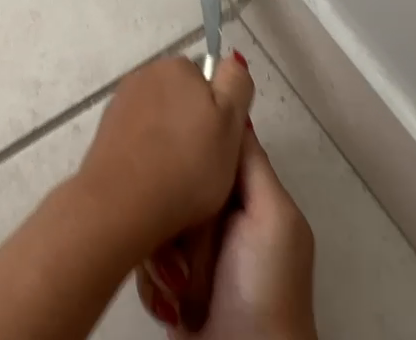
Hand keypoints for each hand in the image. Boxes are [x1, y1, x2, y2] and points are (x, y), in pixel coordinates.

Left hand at [74, 54, 254, 254]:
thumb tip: (231, 60)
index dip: (220, 113)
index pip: (207, 82)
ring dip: (170, 140)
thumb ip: (236, 84)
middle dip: (193, 125)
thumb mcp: (230, 123)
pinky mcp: (106, 130)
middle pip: (182, 98)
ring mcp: (121, 102)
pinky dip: (148, 152)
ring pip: (160, 119)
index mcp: (176, 67)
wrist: (122, 202)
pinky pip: (139, 137)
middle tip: (204, 163)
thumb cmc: (186, 164)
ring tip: (177, 177)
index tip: (220, 142)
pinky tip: (153, 179)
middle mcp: (145, 75)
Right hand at [137, 129, 317, 338]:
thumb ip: (252, 166)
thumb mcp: (273, 216)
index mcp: (244, 198)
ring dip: (159, 257)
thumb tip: (235, 114)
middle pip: (171, 190)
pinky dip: (153, 283)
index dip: (187, 151)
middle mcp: (215, 221)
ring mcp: (190, 255)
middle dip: (166, 214)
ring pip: (150, 226)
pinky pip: (142, 262)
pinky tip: (170, 301)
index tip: (165, 149)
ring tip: (177, 283)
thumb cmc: (265, 283)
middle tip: (176, 239)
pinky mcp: (169, 285)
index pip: (206, 155)